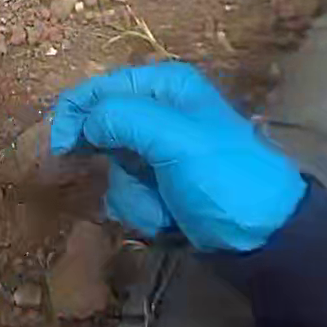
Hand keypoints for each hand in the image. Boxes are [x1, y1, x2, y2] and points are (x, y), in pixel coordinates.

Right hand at [49, 63, 305, 251]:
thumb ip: (122, 118)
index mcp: (166, 85)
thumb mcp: (174, 140)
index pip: (100, 87)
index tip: (62, 148)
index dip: (75, 114)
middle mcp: (159, 111)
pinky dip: (141, 209)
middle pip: (101, 129)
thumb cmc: (223, 180)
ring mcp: (158, 151)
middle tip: (128, 181)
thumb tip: (83, 123)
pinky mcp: (159, 184)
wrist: (264, 241)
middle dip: (112, 163)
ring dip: (132, 192)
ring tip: (163, 205)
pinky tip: (167, 218)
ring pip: (112, 167)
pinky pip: (126, 192)